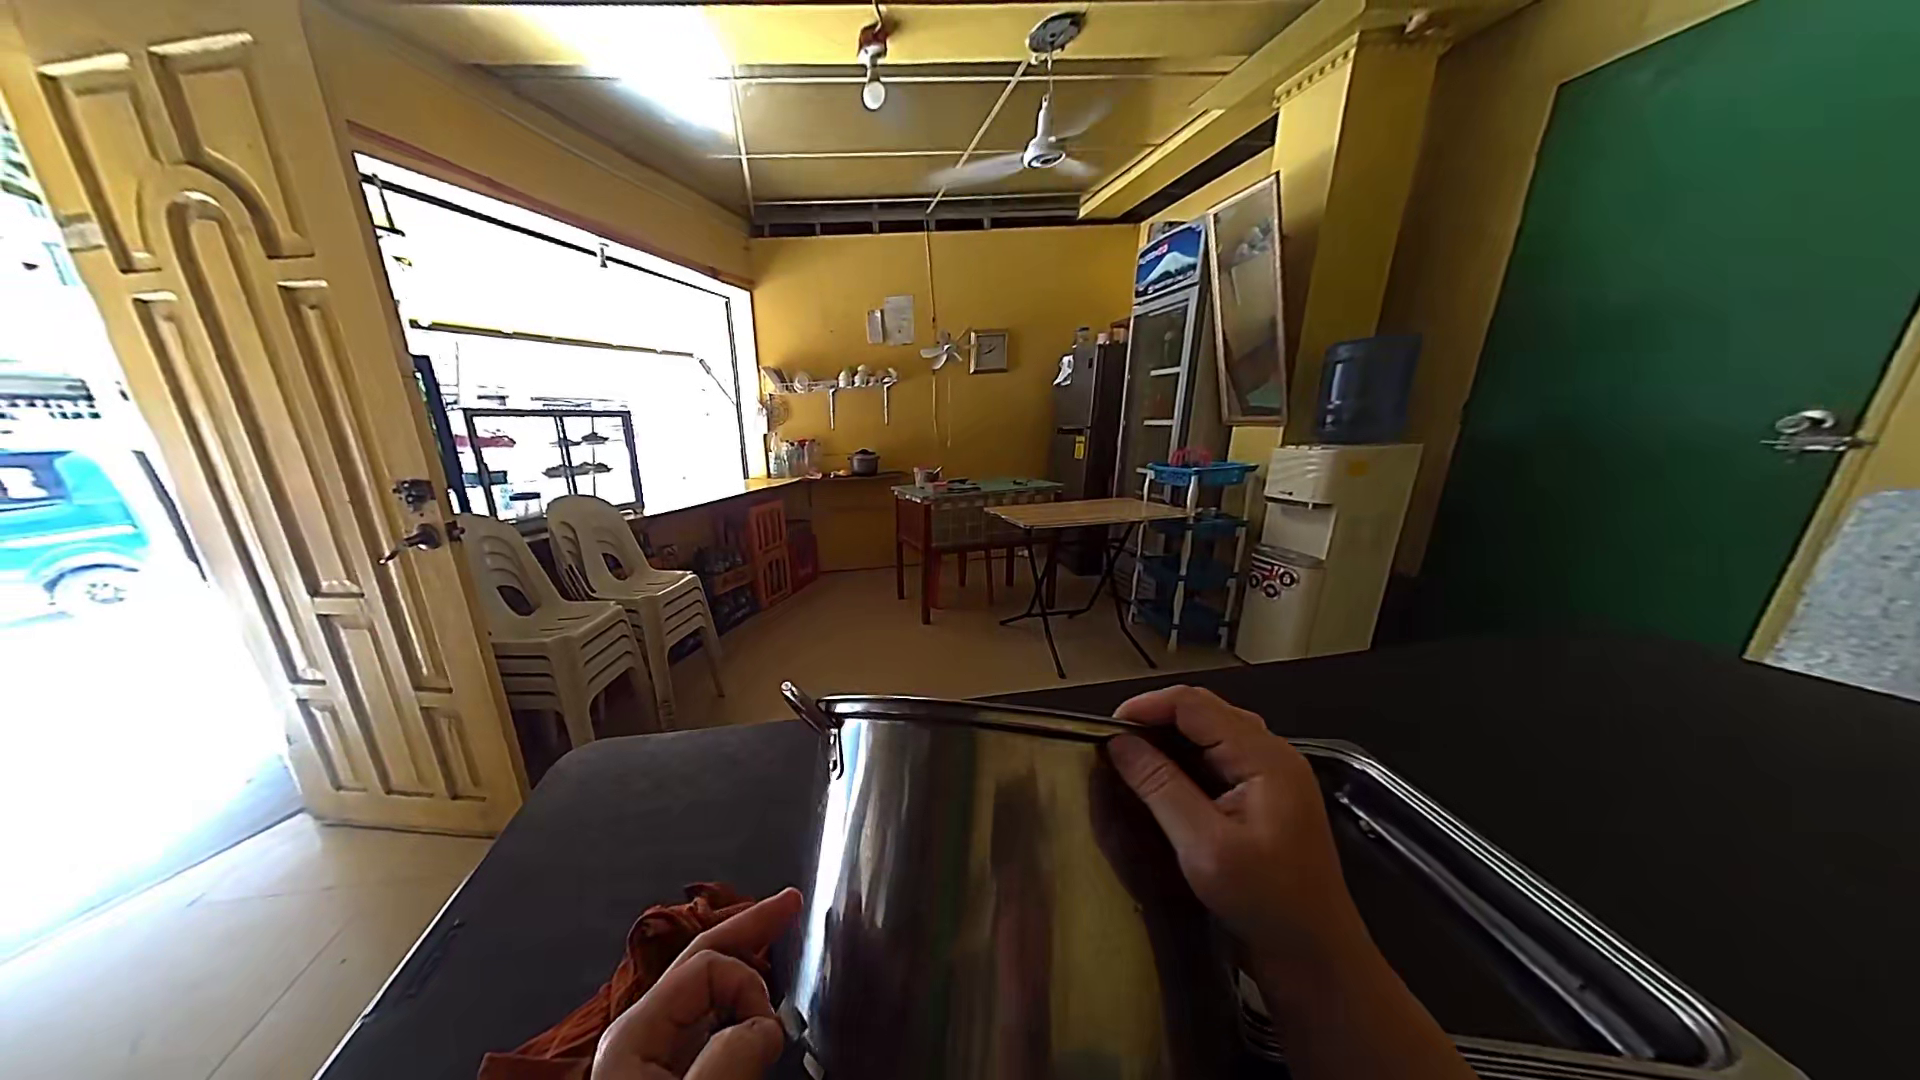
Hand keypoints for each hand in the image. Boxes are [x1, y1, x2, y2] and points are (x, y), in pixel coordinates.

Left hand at [592, 889, 802, 1079]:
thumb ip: (730, 1057)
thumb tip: (768, 1024)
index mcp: (635, 1032)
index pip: (708, 964)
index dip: (748, 983)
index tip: (770, 1030)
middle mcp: (645, 1033)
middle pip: (706, 956)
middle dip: (750, 925)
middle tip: (791, 902)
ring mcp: (658, 1054)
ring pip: (713, 987)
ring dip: (751, 969)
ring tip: (782, 951)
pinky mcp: (676, 1074)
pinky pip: (715, 1018)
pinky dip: (744, 1002)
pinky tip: (762, 1004)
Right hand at [1109, 688, 1478, 1079]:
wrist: (1318, 959)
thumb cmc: (1264, 904)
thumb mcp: (1204, 847)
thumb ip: (1161, 787)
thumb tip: (1119, 742)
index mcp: (1265, 758)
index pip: (1195, 705)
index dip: (1147, 706)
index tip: (1107, 727)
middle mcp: (1272, 753)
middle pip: (1205, 710)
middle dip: (1156, 717)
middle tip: (1115, 741)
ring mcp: (1272, 773)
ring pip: (1211, 729)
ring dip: (1169, 735)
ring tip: (1132, 753)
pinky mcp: (1265, 793)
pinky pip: (1218, 754)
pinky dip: (1185, 755)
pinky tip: (1163, 775)